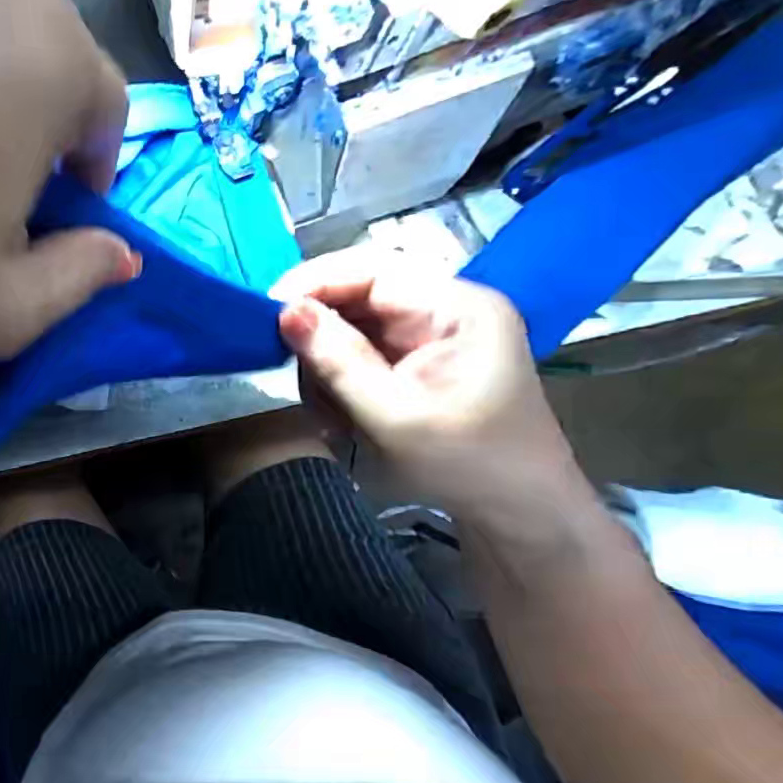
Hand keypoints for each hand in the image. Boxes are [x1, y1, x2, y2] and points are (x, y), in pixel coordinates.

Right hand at [272, 253, 587, 522]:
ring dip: (324, 363)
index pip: (374, 270)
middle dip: (319, 332)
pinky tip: (338, 414)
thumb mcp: (395, 416)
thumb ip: (339, 361)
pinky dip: (336, 379)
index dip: (316, 282)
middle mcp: (442, 310)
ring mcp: (426, 336)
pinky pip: (357, 352)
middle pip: (358, 295)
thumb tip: (285, 311)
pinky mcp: (412, 360)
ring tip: (327, 411)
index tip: (267, 310)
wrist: (514, 512)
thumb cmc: (466, 465)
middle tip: (290, 370)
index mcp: (458, 308)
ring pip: (349, 326)